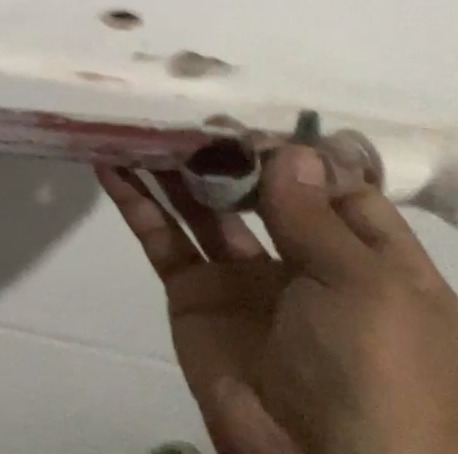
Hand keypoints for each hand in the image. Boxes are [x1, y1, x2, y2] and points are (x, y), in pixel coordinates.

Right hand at [102, 147, 457, 453]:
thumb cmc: (372, 368)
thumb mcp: (364, 286)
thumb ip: (315, 215)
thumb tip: (287, 149)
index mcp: (375, 266)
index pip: (341, 194)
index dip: (300, 157)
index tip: (253, 119)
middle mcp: (310, 265)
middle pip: (264, 195)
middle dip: (228, 155)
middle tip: (184, 116)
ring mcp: (245, 279)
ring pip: (205, 209)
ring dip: (174, 170)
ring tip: (138, 129)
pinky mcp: (192, 293)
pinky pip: (161, 236)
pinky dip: (134, 201)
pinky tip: (109, 167)